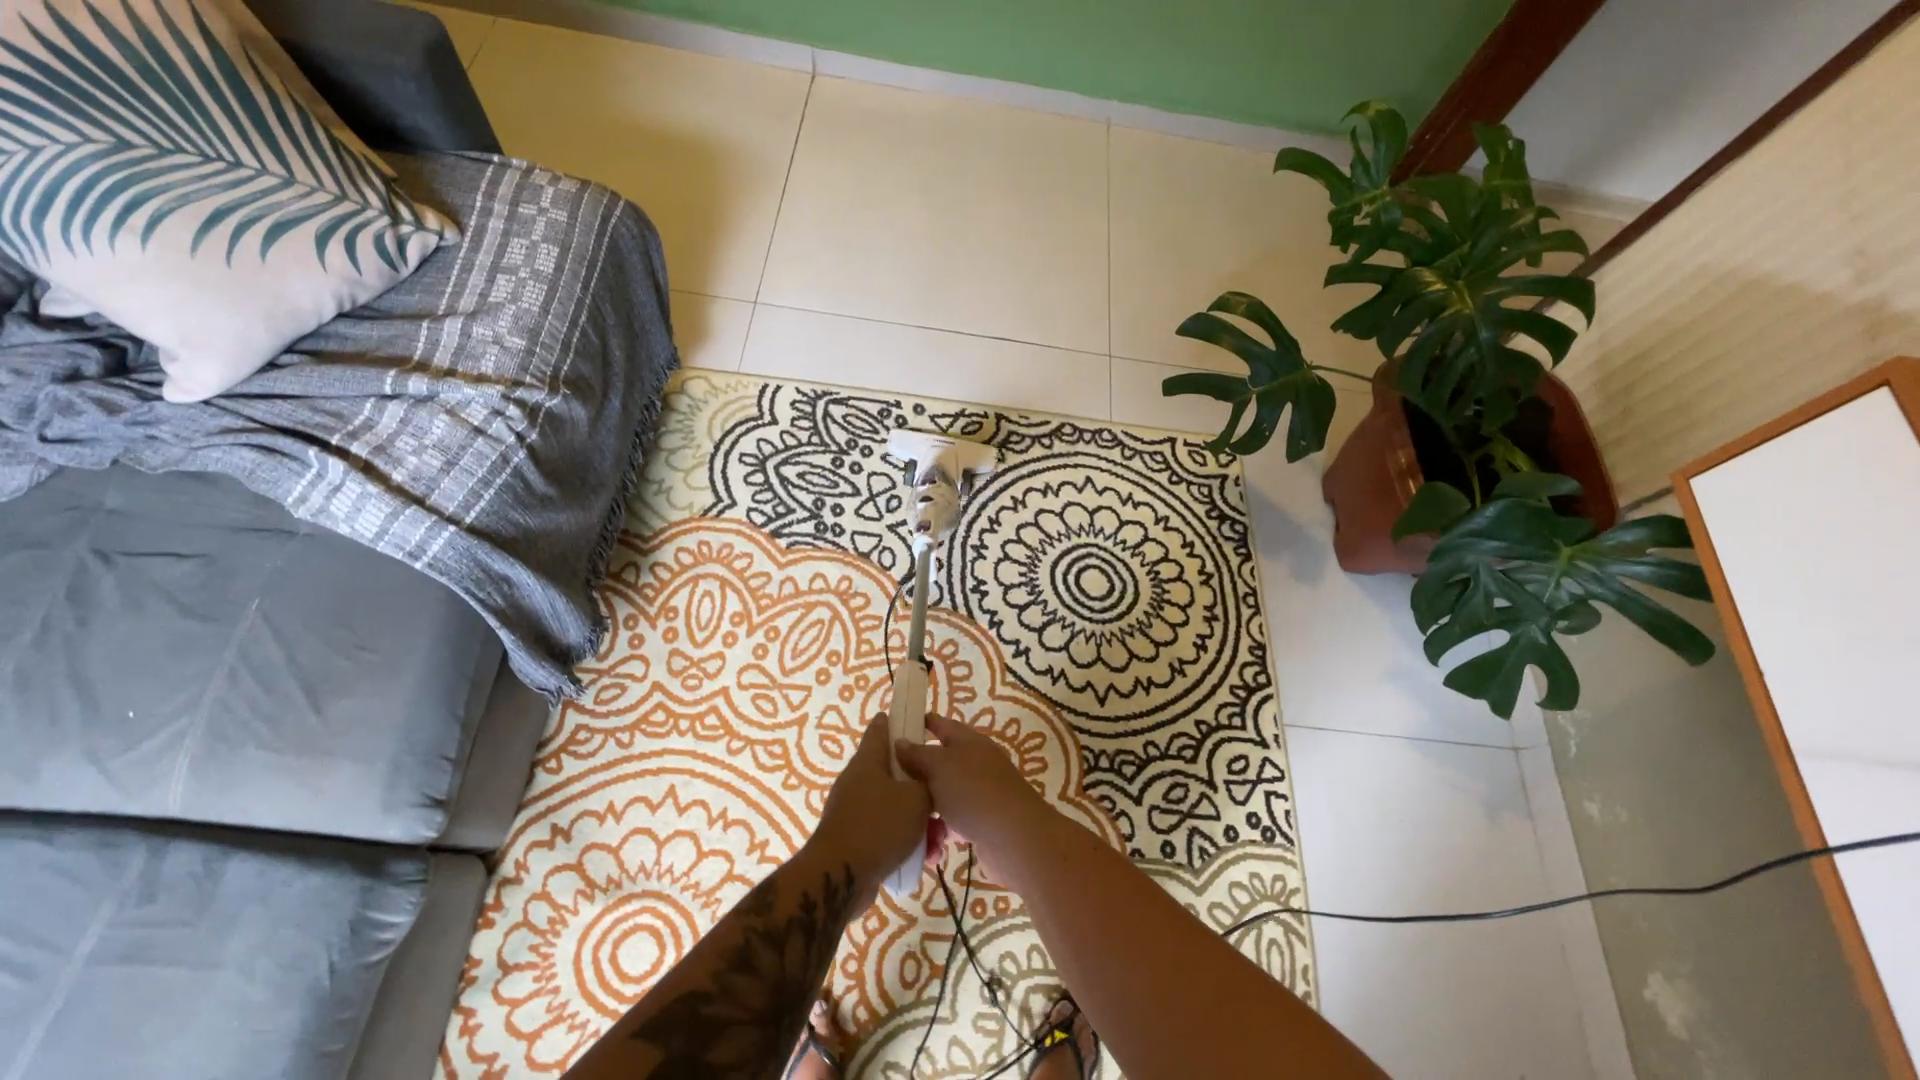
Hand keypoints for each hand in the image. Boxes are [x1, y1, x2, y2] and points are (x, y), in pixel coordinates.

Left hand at [807, 716, 935, 891]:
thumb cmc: (879, 826)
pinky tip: (927, 857)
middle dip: (925, 790)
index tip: (919, 723)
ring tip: (940, 842)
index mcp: (869, 762)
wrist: (841, 878)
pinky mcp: (858, 839)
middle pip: (897, 774)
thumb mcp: (916, 799)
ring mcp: (856, 812)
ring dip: (922, 821)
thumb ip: (926, 781)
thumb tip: (923, 774)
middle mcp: (859, 782)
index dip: (900, 721)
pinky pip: (890, 832)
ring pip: (897, 807)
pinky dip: (909, 841)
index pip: (882, 730)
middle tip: (945, 803)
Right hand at [895, 714, 1058, 882]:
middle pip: (938, 763)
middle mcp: (975, 763)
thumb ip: (917, 754)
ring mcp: (979, 793)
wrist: (1014, 837)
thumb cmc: (973, 791)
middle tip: (888, 783)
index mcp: (968, 741)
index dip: (920, 723)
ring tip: (905, 820)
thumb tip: (900, 741)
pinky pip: (952, 821)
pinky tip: (927, 841)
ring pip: (942, 795)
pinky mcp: (981, 821)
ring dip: (925, 808)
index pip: (940, 724)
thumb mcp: (939, 766)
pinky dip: (940, 830)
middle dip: (915, 774)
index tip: (894, 729)